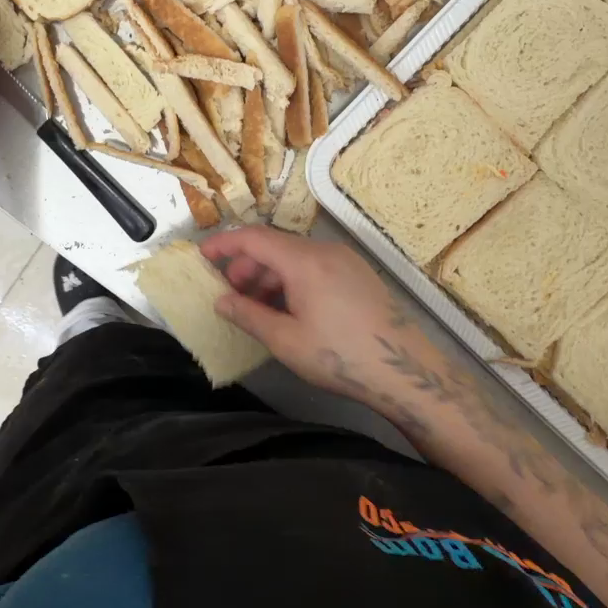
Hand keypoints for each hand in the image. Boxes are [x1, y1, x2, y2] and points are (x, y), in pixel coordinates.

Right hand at [202, 227, 455, 428]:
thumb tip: (220, 302)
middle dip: (246, 267)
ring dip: (269, 276)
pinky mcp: (358, 275)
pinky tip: (287, 309)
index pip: (254, 238)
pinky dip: (291, 280)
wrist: (405, 369)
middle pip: (274, 246)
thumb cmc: (340, 355)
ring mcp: (345, 261)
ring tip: (256, 308)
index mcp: (304, 261)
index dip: (224, 244)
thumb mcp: (285, 340)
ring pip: (294, 258)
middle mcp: (325, 251)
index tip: (202, 257)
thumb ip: (248, 316)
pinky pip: (314, 267)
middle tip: (230, 296)